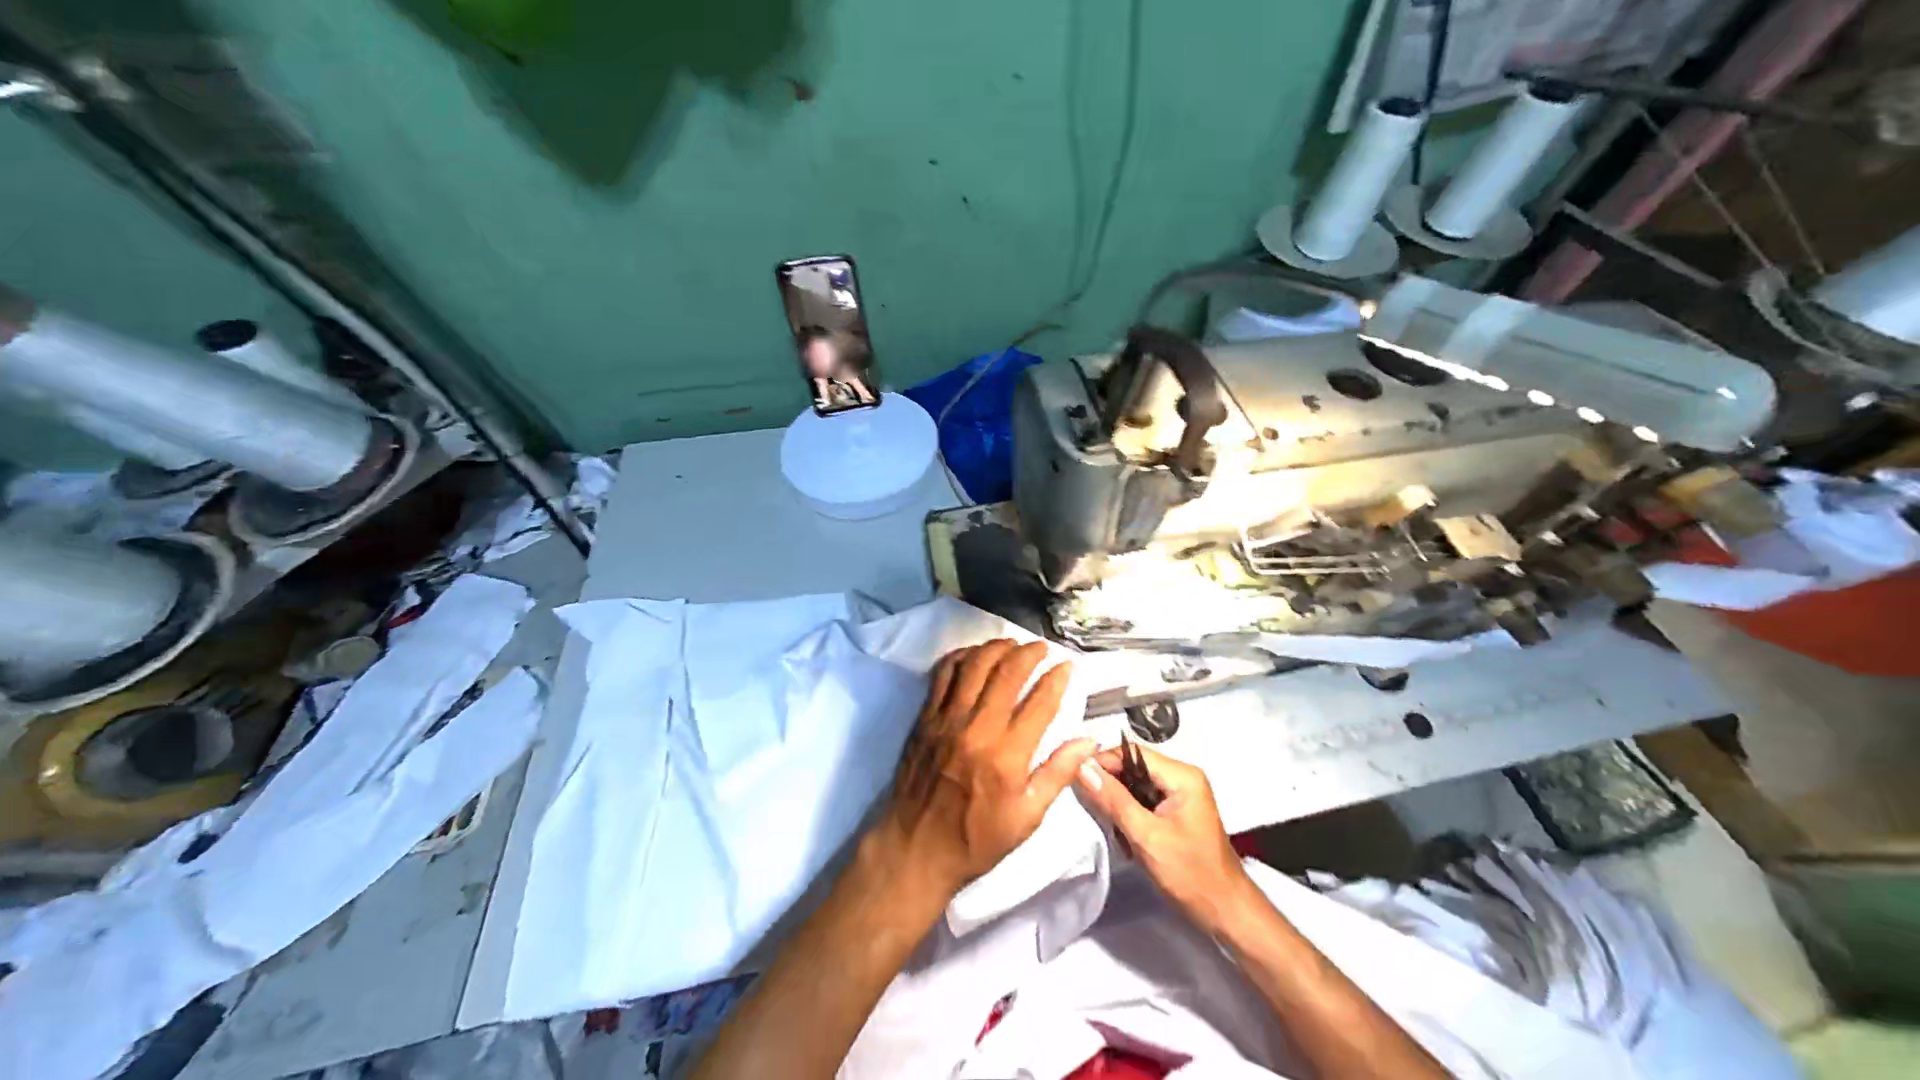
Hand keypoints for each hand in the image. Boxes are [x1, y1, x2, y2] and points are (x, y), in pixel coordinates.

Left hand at [871, 640, 1093, 895]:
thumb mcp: (1027, 818)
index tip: (1066, 666)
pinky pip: (943, 675)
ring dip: (995, 648)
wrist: (916, 848)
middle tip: (1041, 648)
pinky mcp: (925, 718)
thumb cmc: (977, 838)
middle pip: (1006, 674)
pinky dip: (960, 657)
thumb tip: (1089, 740)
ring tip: (1011, 644)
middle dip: (1028, 654)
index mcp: (1007, 756)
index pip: (1039, 703)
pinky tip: (973, 654)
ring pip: (973, 666)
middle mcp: (977, 729)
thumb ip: (1058, 773)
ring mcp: (947, 719)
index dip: (1056, 679)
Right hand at [1073, 741, 1255, 936]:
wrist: (1225, 913)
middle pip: (1133, 767)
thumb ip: (1113, 799)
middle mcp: (1183, 778)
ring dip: (1118, 804)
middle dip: (1110, 786)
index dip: (1103, 761)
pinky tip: (1125, 837)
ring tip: (1111, 828)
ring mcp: (1180, 796)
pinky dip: (1130, 816)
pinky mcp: (1176, 813)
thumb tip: (1082, 767)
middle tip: (1092, 807)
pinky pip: (1143, 801)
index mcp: (1182, 776)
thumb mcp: (1146, 836)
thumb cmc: (1190, 874)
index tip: (1075, 776)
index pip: (1132, 752)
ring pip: (1135, 786)